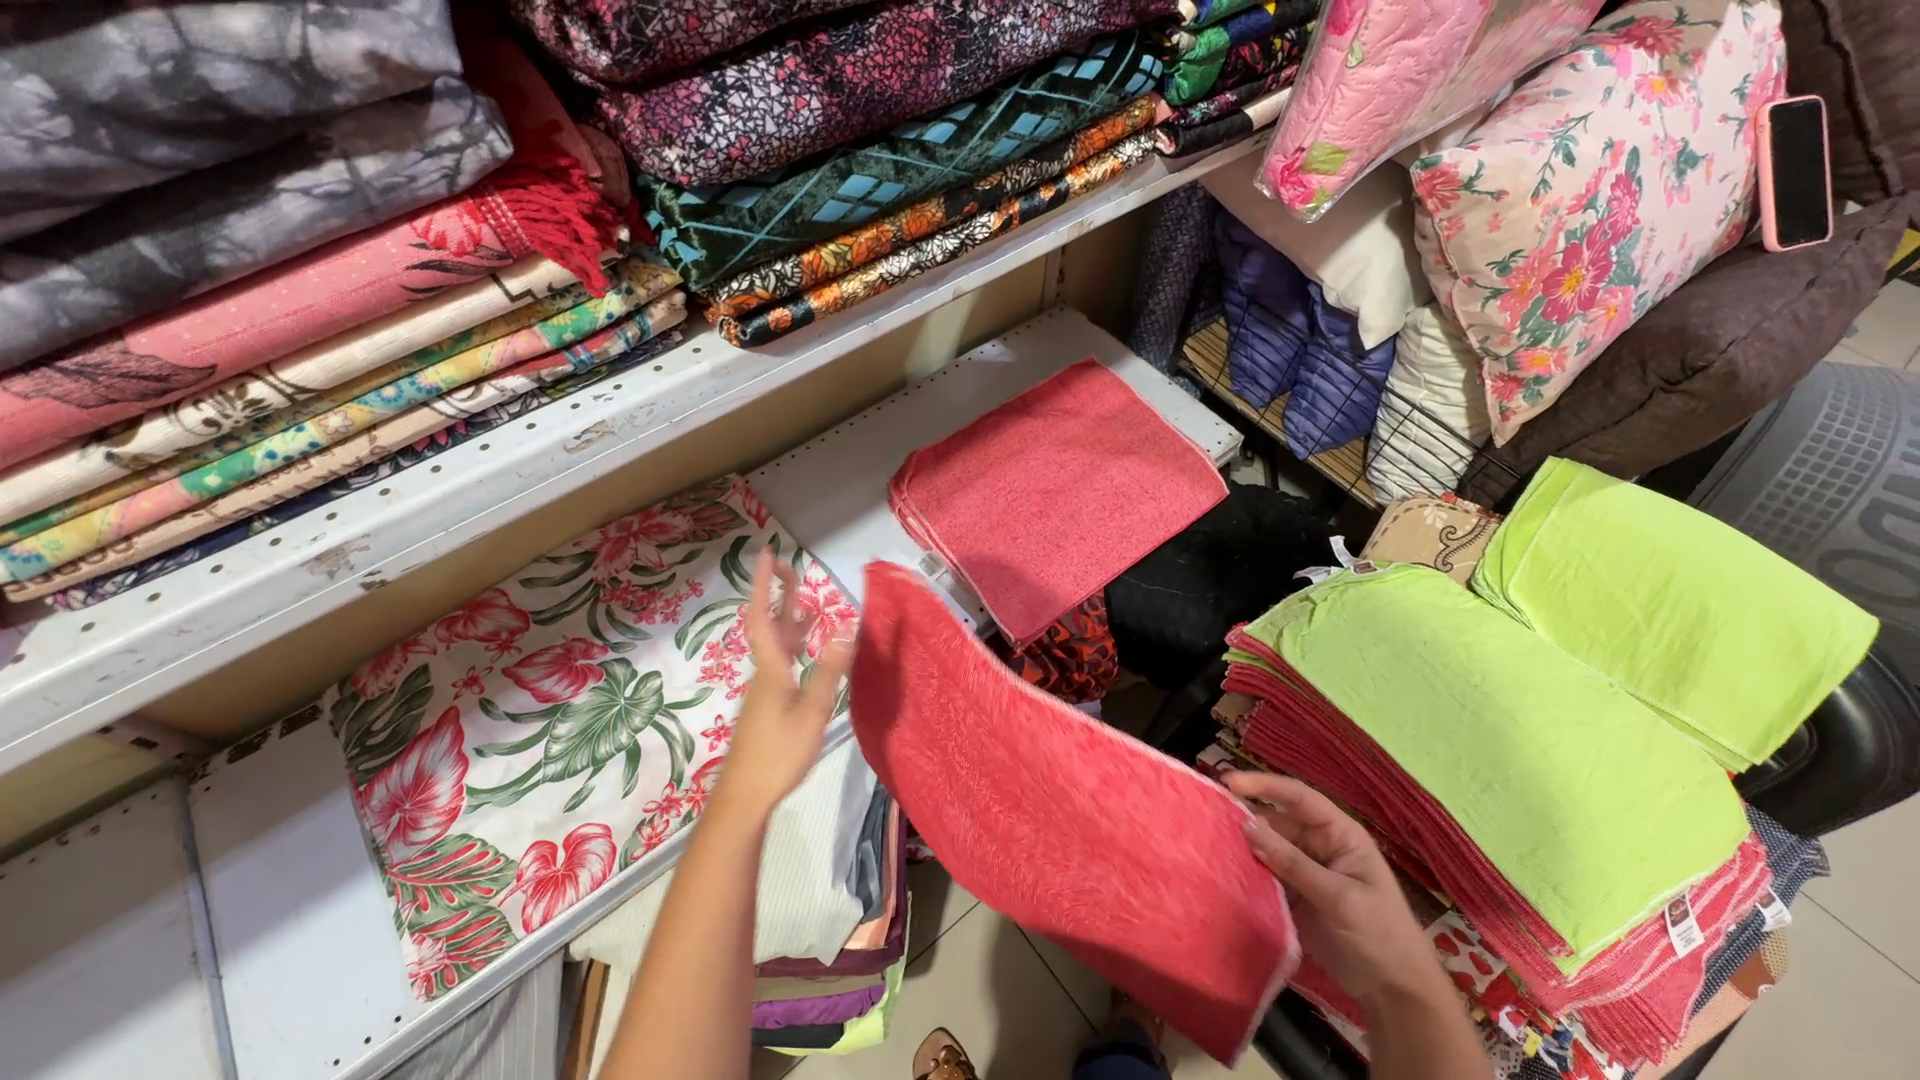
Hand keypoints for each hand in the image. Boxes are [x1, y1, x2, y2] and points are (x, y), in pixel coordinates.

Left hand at [712, 550, 855, 820]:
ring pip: (778, 645)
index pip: (764, 616)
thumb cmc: (778, 753)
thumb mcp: (811, 711)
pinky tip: (811, 653)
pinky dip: (798, 647)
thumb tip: (848, 626)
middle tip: (792, 566)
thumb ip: (829, 670)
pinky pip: (784, 662)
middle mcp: (766, 672)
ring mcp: (767, 689)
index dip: (766, 584)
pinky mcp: (771, 705)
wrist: (745, 795)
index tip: (769, 555)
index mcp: (772, 668)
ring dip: (791, 620)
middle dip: (780, 593)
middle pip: (770, 624)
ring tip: (810, 603)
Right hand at [1223, 771, 1449, 1009]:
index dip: (1264, 785)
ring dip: (1241, 845)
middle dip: (1245, 817)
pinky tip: (1222, 870)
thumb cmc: (1381, 935)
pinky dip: (1244, 872)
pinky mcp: (1291, 897)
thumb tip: (1248, 827)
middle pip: (1275, 821)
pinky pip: (1263, 875)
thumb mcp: (1341, 897)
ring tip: (1207, 841)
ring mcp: (1304, 872)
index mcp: (1340, 834)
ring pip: (1265, 848)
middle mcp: (1319, 846)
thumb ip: (1293, 863)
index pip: (1298, 798)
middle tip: (1207, 818)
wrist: (1393, 991)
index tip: (1228, 781)